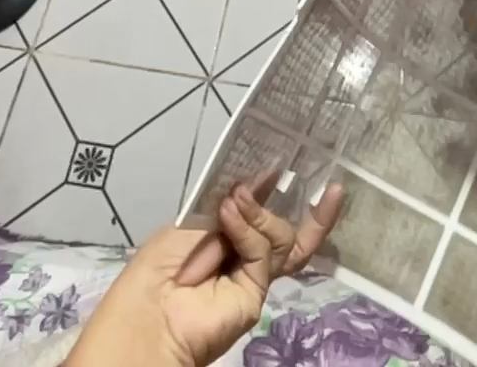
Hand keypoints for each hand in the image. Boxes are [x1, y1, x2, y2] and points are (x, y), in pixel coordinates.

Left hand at [67, 176, 343, 366]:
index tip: (285, 164)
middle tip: (330, 188)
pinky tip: (231, 212)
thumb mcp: (195, 223)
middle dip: (315, 214)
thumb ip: (231, 207)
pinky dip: (249, 229)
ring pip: (283, 239)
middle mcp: (248, 255)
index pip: (265, 213)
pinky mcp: (256, 292)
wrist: (146, 313)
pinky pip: (262, 253)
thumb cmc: (158, 266)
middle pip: (289, 232)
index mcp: (231, 236)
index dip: (276, 192)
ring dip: (260, 212)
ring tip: (235, 200)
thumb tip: (261, 182)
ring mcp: (255, 274)